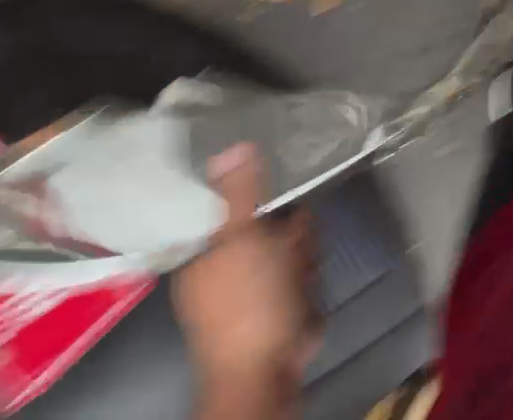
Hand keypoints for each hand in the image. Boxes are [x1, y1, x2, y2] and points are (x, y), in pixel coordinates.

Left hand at [171, 144, 317, 394]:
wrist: (268, 367)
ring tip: (299, 276)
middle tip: (290, 251)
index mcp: (205, 255)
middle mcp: (227, 269)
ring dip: (302, 255)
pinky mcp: (282, 301)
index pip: (238, 209)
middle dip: (289, 235)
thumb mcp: (241, 238)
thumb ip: (240, 193)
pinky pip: (301, 270)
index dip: (263, 208)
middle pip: (269, 226)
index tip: (278, 212)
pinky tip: (305, 289)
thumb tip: (232, 145)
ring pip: (290, 246)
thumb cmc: (246, 302)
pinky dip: (307, 276)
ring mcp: (255, 288)